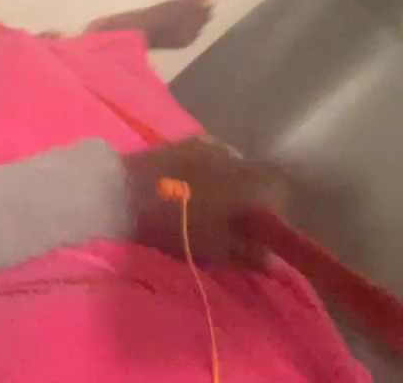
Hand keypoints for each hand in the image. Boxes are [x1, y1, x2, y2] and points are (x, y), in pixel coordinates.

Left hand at [121, 138, 285, 267]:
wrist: (125, 192)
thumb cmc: (176, 223)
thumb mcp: (215, 246)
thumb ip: (249, 252)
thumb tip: (274, 261)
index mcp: (244, 177)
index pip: (277, 180)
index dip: (276, 202)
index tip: (265, 225)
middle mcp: (230, 153)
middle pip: (253, 171)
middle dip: (250, 193)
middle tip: (236, 219)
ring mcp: (204, 143)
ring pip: (229, 162)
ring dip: (228, 180)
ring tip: (211, 204)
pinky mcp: (181, 141)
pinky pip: (207, 155)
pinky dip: (208, 171)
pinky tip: (191, 187)